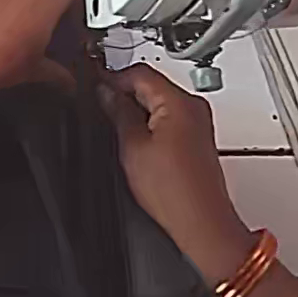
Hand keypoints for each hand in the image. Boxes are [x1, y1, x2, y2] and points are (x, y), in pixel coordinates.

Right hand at [96, 63, 251, 275]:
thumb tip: (106, 93)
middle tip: (103, 107)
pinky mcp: (197, 137)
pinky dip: (151, 122)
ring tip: (119, 128)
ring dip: (137, 108)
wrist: (201, 224)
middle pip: (151, 84)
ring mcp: (198, 122)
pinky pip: (169, 116)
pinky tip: (138, 142)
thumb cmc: (175, 192)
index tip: (96, 85)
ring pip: (159, 100)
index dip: (113, 78)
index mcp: (179, 102)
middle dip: (125, 94)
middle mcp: (193, 107)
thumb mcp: (132, 147)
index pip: (140, 73)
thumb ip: (117, 112)